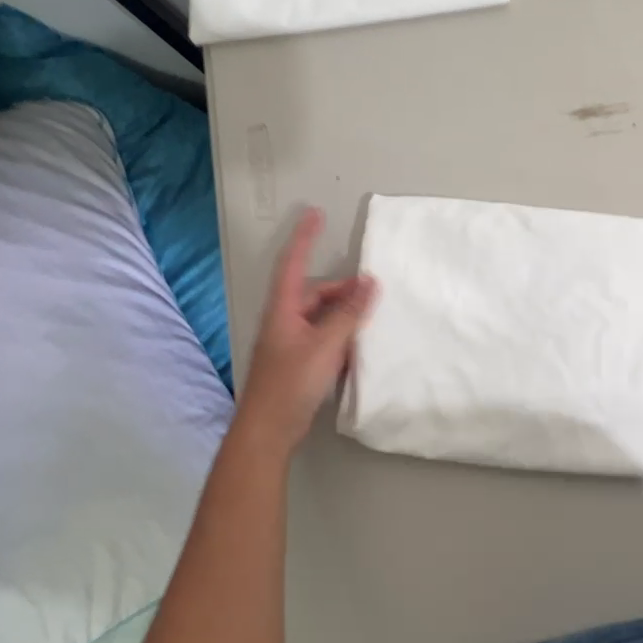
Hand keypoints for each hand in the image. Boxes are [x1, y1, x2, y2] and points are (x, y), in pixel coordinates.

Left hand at [234, 209, 377, 448]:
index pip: (293, 263)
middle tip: (373, 290)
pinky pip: (324, 337)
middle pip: (314, 292)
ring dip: (345, 313)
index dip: (305, 238)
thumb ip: (349, 313)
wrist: (269, 429)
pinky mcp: (299, 362)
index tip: (315, 213)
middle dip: (343, 288)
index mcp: (283, 309)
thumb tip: (370, 282)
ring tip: (372, 318)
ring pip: (321, 316)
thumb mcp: (326, 344)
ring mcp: (291, 342)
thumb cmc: (292, 382)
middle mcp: (284, 320)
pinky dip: (342, 334)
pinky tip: (360, 345)